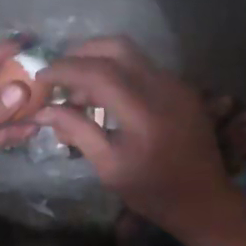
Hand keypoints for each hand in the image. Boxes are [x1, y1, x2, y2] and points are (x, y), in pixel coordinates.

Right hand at [34, 37, 240, 234]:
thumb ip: (78, 131)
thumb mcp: (109, 167)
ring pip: (133, 55)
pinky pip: (147, 68)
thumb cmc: (153, 190)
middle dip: (83, 53)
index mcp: (143, 111)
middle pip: (117, 47)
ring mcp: (178, 84)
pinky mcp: (184, 88)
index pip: (98, 72)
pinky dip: (122, 72)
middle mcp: (164, 87)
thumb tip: (44, 109)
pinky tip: (108, 96)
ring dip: (102, 62)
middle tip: (60, 73)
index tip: (41, 76)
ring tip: (80, 90)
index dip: (65, 69)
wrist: (205, 198)